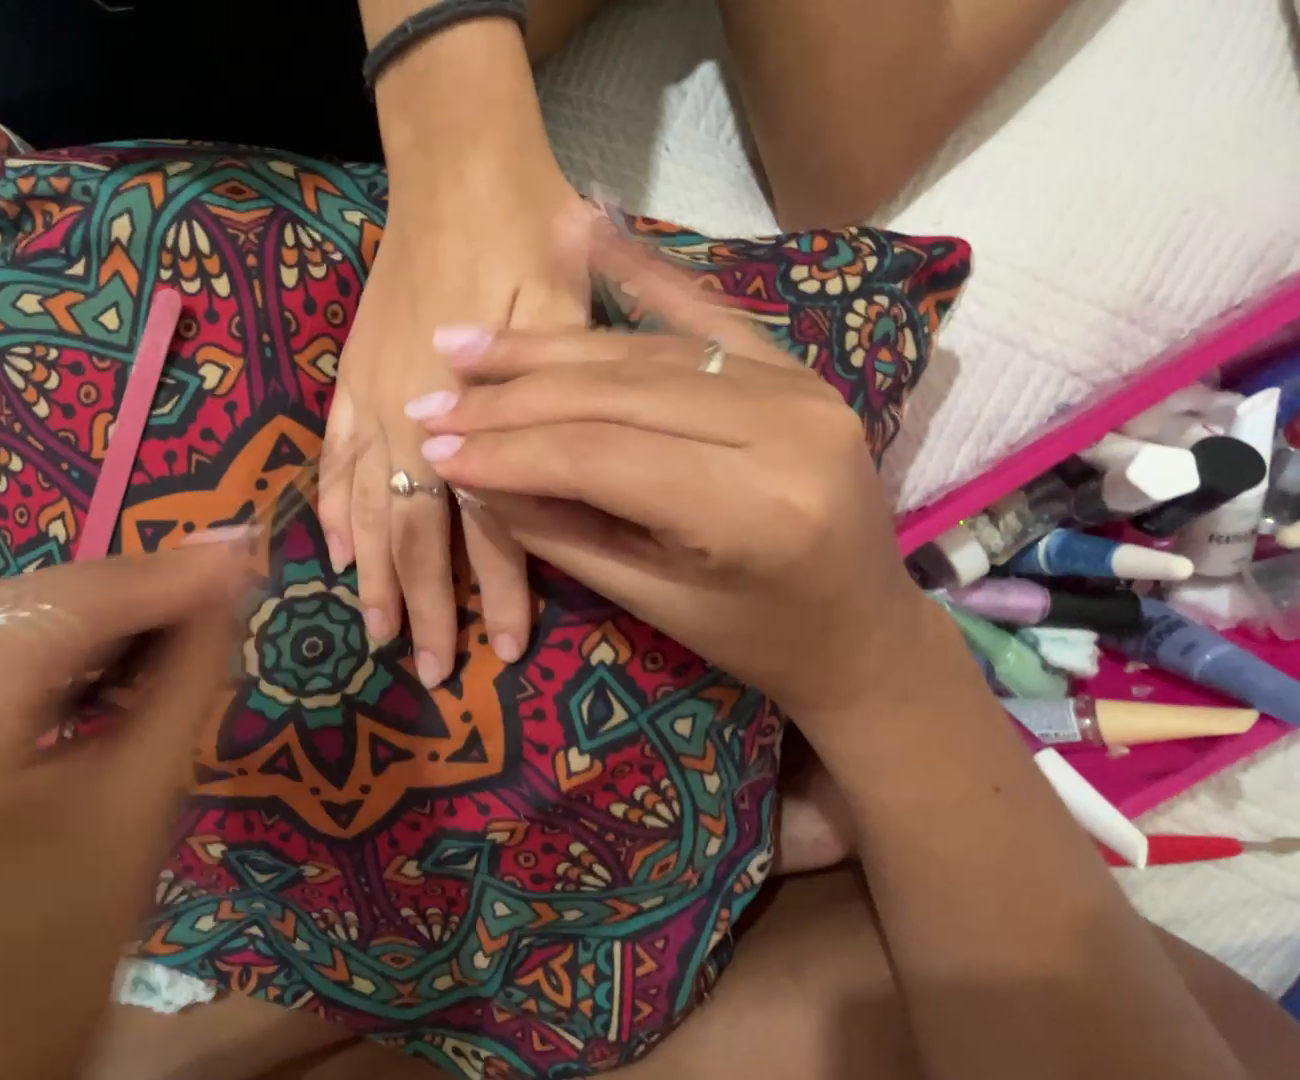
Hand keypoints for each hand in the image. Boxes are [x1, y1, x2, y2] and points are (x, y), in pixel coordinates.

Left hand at [0, 541, 252, 1079]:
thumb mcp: (132, 818)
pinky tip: (54, 669)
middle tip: (197, 593)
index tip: (230, 553)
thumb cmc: (43, 976)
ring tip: (138, 633)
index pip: (52, 615)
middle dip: (109, 598)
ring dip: (52, 624)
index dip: (154, 577)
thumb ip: (185, 680)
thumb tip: (227, 579)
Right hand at [317, 151, 585, 689]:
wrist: (458, 170)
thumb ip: (548, 415)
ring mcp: (370, 402)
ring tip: (373, 629)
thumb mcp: (568, 320)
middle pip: (416, 531)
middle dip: (423, 605)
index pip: (486, 525)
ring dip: (372, 573)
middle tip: (426, 670)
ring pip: (368, 505)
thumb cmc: (526, 241)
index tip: (502, 653)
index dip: (496, 591)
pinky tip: (331, 548)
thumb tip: (527, 493)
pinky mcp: (348, 381)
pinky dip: (331, 507)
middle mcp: (410, 421)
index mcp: (472, 415)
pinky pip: (331, 456)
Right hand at [412, 220, 939, 726]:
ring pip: (642, 352)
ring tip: (468, 345)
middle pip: (615, 392)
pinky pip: (703, 313)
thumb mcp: (654, 602)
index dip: (508, 449)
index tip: (433, 448)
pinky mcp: (793, 366)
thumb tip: (474, 476)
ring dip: (546, 348)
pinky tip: (582, 229)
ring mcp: (796, 384)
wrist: (867, 633)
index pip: (599, 456)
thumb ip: (562, 531)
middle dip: (513, 396)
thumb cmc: (758, 640)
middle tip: (433, 395)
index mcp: (751, 508)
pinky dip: (640, 270)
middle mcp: (781, 427)